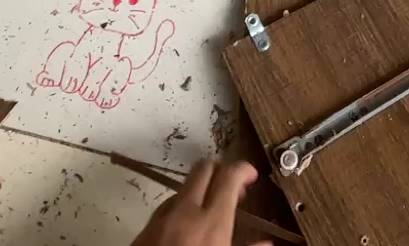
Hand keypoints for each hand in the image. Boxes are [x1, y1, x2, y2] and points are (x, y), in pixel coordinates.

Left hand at [130, 159, 265, 245]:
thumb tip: (267, 245)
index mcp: (212, 221)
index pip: (230, 175)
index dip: (243, 169)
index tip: (252, 177)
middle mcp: (185, 213)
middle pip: (203, 169)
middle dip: (220, 171)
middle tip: (232, 189)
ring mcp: (159, 221)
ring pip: (182, 189)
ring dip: (198, 192)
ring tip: (208, 213)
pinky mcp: (141, 234)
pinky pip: (163, 211)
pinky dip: (178, 211)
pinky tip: (183, 232)